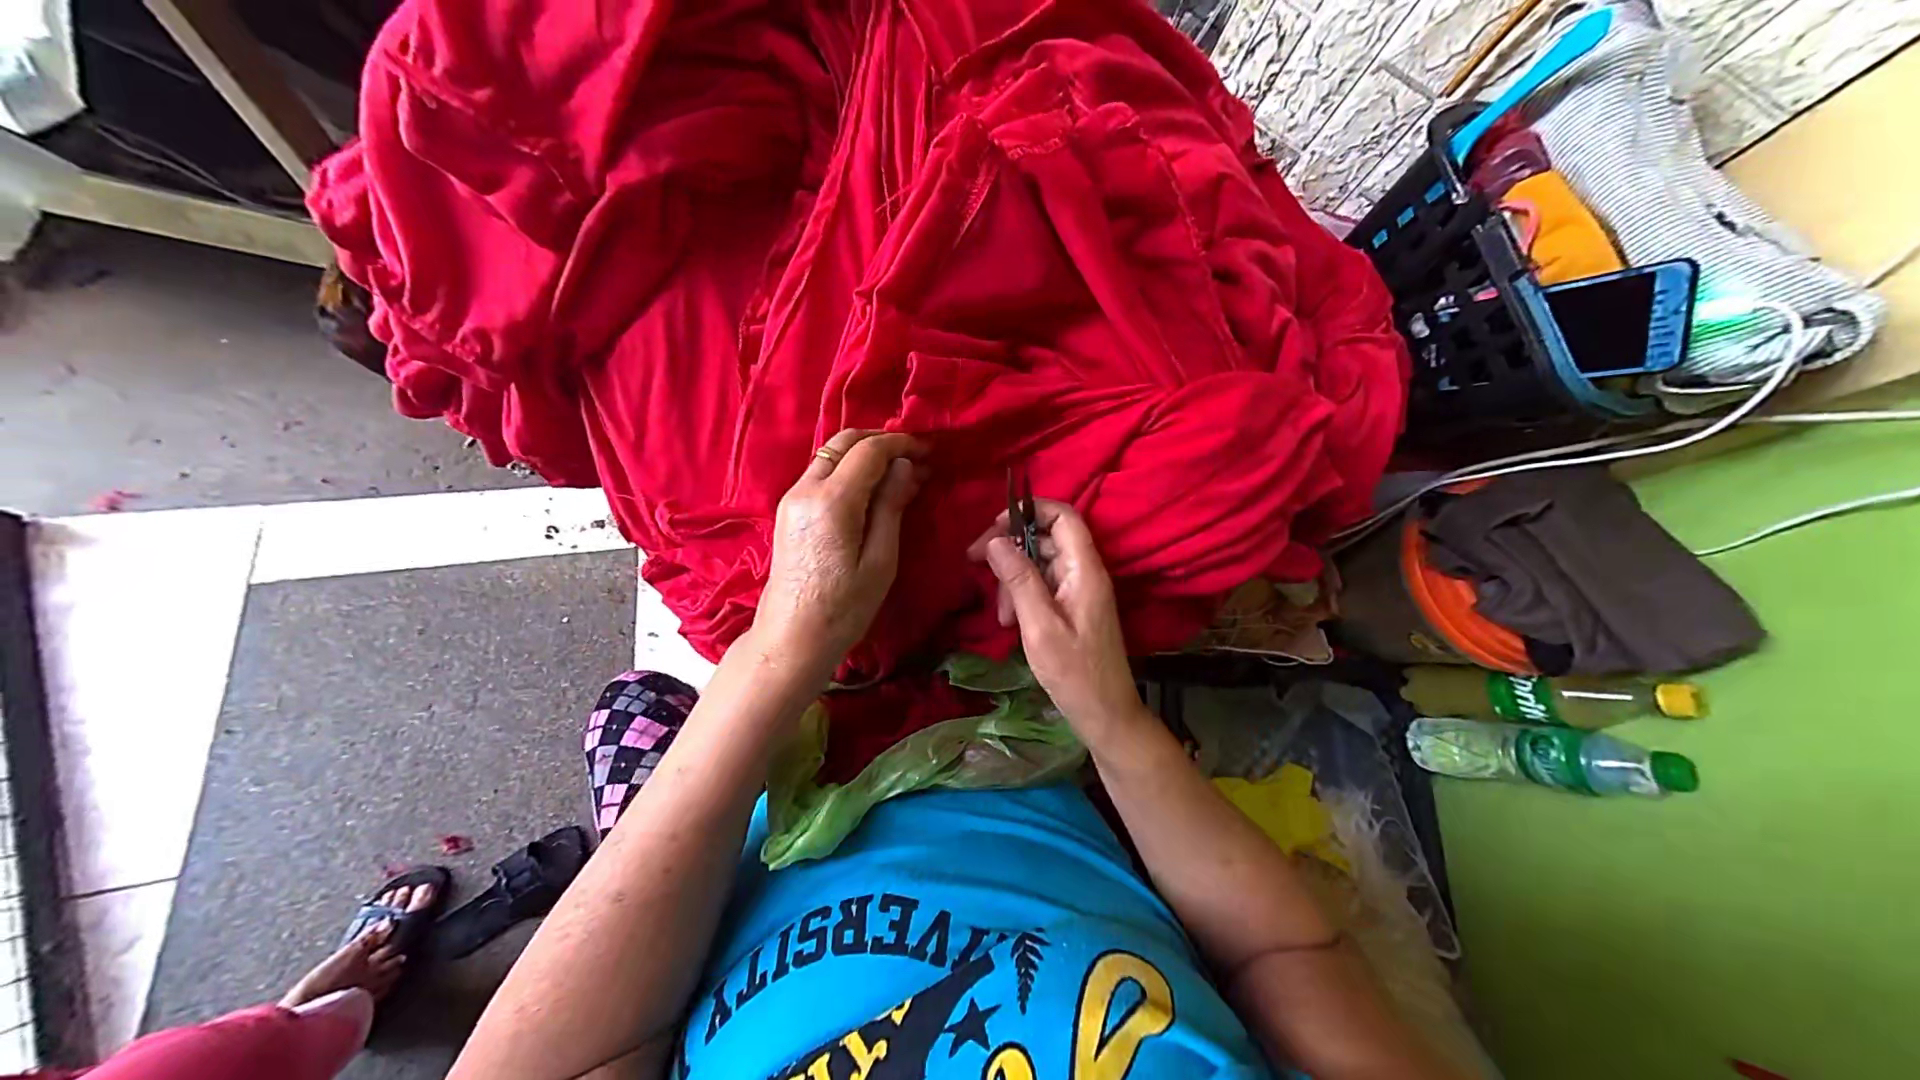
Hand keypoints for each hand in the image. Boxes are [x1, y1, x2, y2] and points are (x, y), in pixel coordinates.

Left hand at [751, 429, 926, 684]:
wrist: (791, 639)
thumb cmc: (843, 609)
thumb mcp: (880, 561)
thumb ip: (891, 506)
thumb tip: (905, 466)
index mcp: (832, 502)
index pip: (869, 450)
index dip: (902, 443)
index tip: (929, 450)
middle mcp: (806, 489)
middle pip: (844, 441)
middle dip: (882, 440)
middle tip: (915, 457)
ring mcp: (792, 498)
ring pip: (831, 454)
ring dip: (864, 453)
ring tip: (898, 474)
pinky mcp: (788, 510)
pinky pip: (822, 473)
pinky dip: (849, 469)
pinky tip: (872, 489)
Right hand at [968, 499, 1146, 740]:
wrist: (1105, 714)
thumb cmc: (1074, 673)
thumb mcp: (1040, 626)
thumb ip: (1019, 580)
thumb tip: (996, 541)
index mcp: (1085, 570)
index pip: (1064, 517)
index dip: (1031, 510)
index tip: (995, 526)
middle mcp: (1086, 573)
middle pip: (1047, 538)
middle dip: (1011, 548)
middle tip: (977, 562)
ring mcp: (1080, 591)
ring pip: (1040, 563)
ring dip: (1013, 579)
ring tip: (1000, 613)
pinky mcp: (1073, 608)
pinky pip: (1043, 586)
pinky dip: (1022, 597)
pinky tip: (1010, 621)